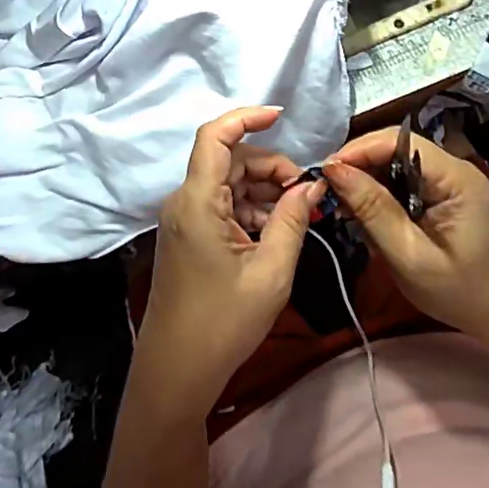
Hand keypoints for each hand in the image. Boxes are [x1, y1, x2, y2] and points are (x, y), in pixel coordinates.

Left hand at [135, 107, 323, 409]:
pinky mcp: (189, 234)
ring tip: (298, 216)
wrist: (176, 371)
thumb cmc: (223, 323)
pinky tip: (276, 231)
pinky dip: (251, 209)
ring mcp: (185, 218)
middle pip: (229, 160)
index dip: (246, 117)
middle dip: (271, 168)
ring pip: (228, 183)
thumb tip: (312, 186)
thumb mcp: (270, 271)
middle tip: (306, 196)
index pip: (215, 136)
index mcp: (198, 201)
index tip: (281, 116)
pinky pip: (222, 205)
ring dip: (264, 191)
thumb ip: (292, 220)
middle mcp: (185, 200)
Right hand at [322, 129, 488, 339]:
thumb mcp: (411, 257)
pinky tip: (364, 216)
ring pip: (393, 163)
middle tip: (328, 194)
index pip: (397, 141)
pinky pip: (401, 181)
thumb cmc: (464, 293)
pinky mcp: (442, 195)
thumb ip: (374, 211)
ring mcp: (448, 180)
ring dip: (365, 181)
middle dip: (357, 166)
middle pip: (393, 148)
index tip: (325, 174)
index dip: (357, 150)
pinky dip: (379, 195)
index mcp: (455, 177)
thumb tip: (334, 170)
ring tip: (342, 208)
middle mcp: (452, 168)